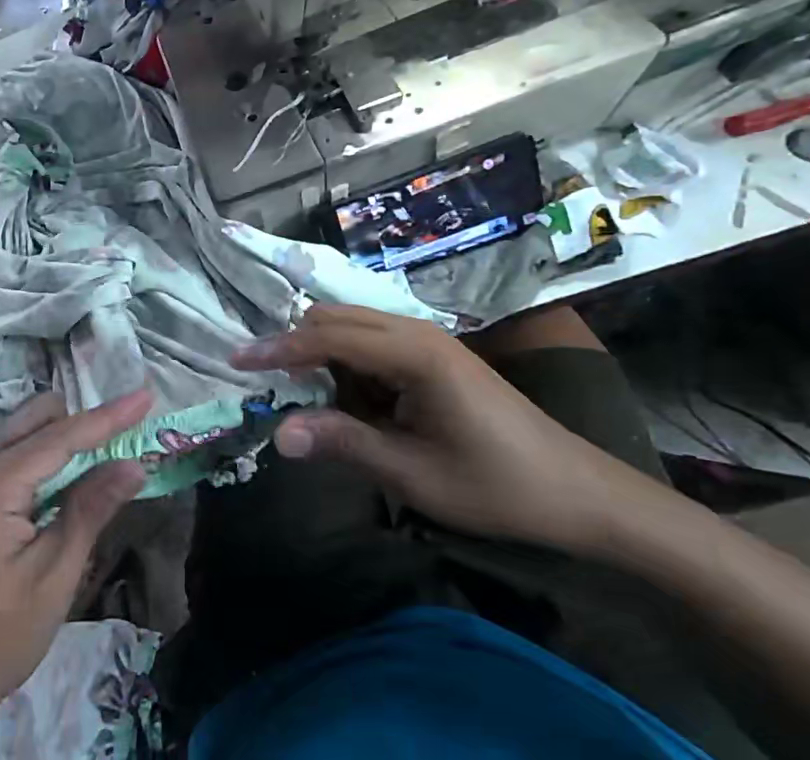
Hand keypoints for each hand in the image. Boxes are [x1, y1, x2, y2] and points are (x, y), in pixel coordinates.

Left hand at [0, 390, 148, 756]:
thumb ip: (91, 509)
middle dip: (82, 419)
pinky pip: (6, 454)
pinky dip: (40, 454)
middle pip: (34, 419)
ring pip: (18, 432)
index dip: (107, 416)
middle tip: (126, 433)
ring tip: (105, 451)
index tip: (146, 396)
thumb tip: (134, 463)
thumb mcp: (53, 577)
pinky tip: (65, 477)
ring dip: (62, 435)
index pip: (59, 438)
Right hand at [231, 305, 677, 557]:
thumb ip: (343, 443)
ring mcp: (429, 343)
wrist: (574, 491)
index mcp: (414, 353)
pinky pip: (375, 348)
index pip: (328, 336)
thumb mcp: (412, 473)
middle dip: (294, 344)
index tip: (235, 360)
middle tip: (258, 379)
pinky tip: (339, 399)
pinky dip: (347, 366)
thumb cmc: (495, 486)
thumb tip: (277, 433)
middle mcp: (418, 333)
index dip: (277, 348)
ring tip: (291, 393)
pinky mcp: (435, 360)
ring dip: (320, 355)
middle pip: (337, 319)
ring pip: (355, 330)